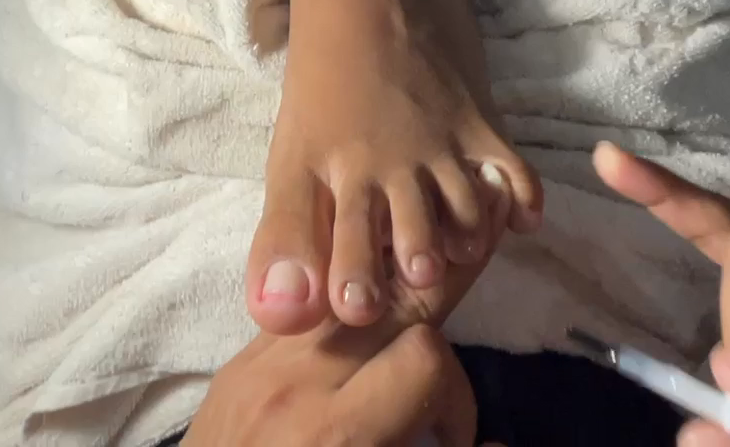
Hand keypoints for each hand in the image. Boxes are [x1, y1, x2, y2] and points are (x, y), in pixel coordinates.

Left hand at [183, 320, 475, 445]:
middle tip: (437, 347)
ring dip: (376, 321)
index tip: (450, 434)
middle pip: (385, 302)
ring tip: (388, 360)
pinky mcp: (236, 363)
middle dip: (424, 317)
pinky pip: (302, 319)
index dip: (455, 393)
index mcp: (336, 433)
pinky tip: (343, 364)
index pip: (423, 355)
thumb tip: (494, 440)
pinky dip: (334, 331)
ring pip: (340, 296)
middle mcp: (295, 380)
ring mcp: (258, 363)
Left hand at [246, 0, 542, 334]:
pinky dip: (519, 200)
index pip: (345, 250)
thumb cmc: (321, 66)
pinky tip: (519, 218)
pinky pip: (511, 170)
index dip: (353, 287)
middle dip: (412, 271)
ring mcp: (438, 138)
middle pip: (411, 238)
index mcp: (332, 171)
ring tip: (458, 255)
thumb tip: (275, 316)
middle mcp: (387, 163)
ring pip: (465, 214)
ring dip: (464, 241)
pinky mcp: (477, 113)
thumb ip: (286, 230)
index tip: (357, 311)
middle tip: (418, 284)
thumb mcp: (291, 147)